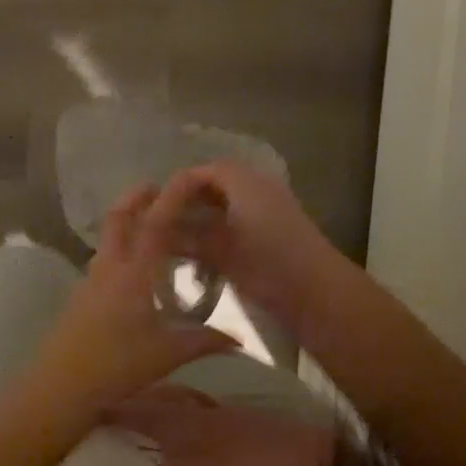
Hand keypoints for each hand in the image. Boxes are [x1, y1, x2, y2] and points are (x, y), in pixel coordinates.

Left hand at [28, 184, 237, 408]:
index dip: (172, 197)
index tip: (186, 176)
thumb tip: (238, 338)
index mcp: (133, 274)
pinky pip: (102, 261)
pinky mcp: (80, 297)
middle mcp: (109, 268)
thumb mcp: (167, 354)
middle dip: (137, 198)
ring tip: (150, 226)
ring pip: (107, 239)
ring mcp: (90, 281)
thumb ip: (203, 341)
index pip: (155, 224)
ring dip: (126, 222)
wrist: (61, 385)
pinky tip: (131, 270)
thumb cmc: (117, 366)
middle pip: (119, 218)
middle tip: (158, 189)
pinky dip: (119, 250)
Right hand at [156, 161, 352, 330]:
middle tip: (156, 230)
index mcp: (244, 181)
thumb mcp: (221, 246)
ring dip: (193, 224)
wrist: (315, 292)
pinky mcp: (266, 237)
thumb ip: (186, 235)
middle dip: (180, 207)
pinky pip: (230, 227)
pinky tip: (194, 262)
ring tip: (170, 248)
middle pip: (208, 188)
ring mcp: (262, 213)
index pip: (198, 174)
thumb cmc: (267, 260)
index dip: (171, 191)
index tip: (150, 215)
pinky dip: (209, 239)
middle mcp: (253, 190)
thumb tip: (154, 230)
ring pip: (217, 209)